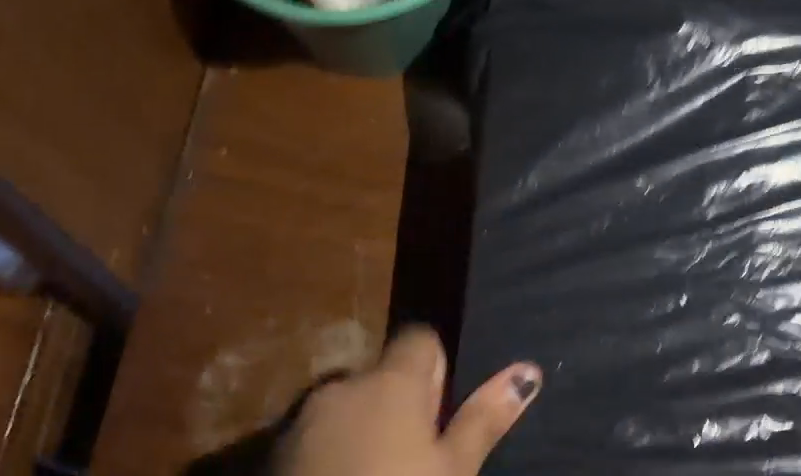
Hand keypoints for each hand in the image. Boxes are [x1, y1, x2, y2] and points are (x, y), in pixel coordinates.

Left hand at [278, 327, 542, 475]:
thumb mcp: (452, 472)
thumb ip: (484, 417)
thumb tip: (530, 369)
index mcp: (391, 380)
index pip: (420, 338)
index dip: (435, 369)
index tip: (439, 414)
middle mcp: (344, 385)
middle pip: (380, 376)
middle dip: (395, 406)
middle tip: (411, 459)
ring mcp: (301, 420)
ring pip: (345, 410)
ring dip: (359, 431)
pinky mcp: (270, 456)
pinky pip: (312, 440)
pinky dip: (326, 456)